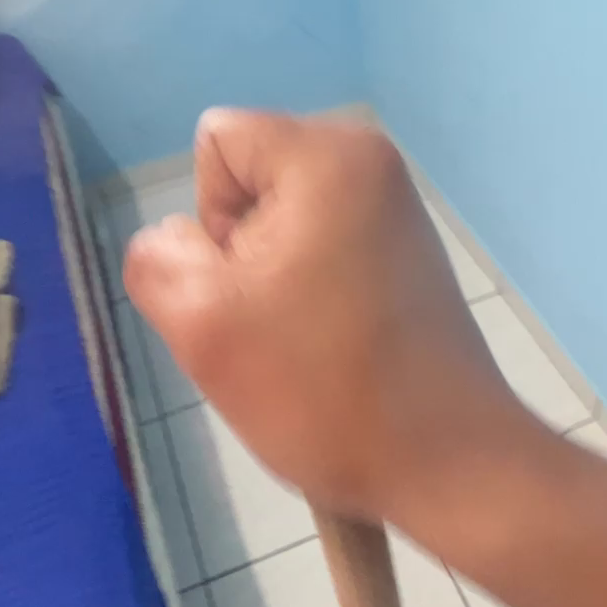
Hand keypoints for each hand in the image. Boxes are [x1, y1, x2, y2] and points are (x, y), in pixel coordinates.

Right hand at [123, 108, 527, 521]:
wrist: (446, 462)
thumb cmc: (325, 392)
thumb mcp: (202, 324)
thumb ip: (159, 259)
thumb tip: (187, 243)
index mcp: (330, 156)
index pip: (217, 143)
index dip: (210, 221)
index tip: (249, 288)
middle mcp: (373, 167)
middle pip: (253, 187)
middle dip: (242, 256)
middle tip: (275, 328)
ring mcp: (399, 215)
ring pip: (284, 231)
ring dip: (274, 287)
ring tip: (308, 347)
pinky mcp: (411, 262)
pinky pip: (327, 258)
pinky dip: (314, 300)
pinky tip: (335, 353)